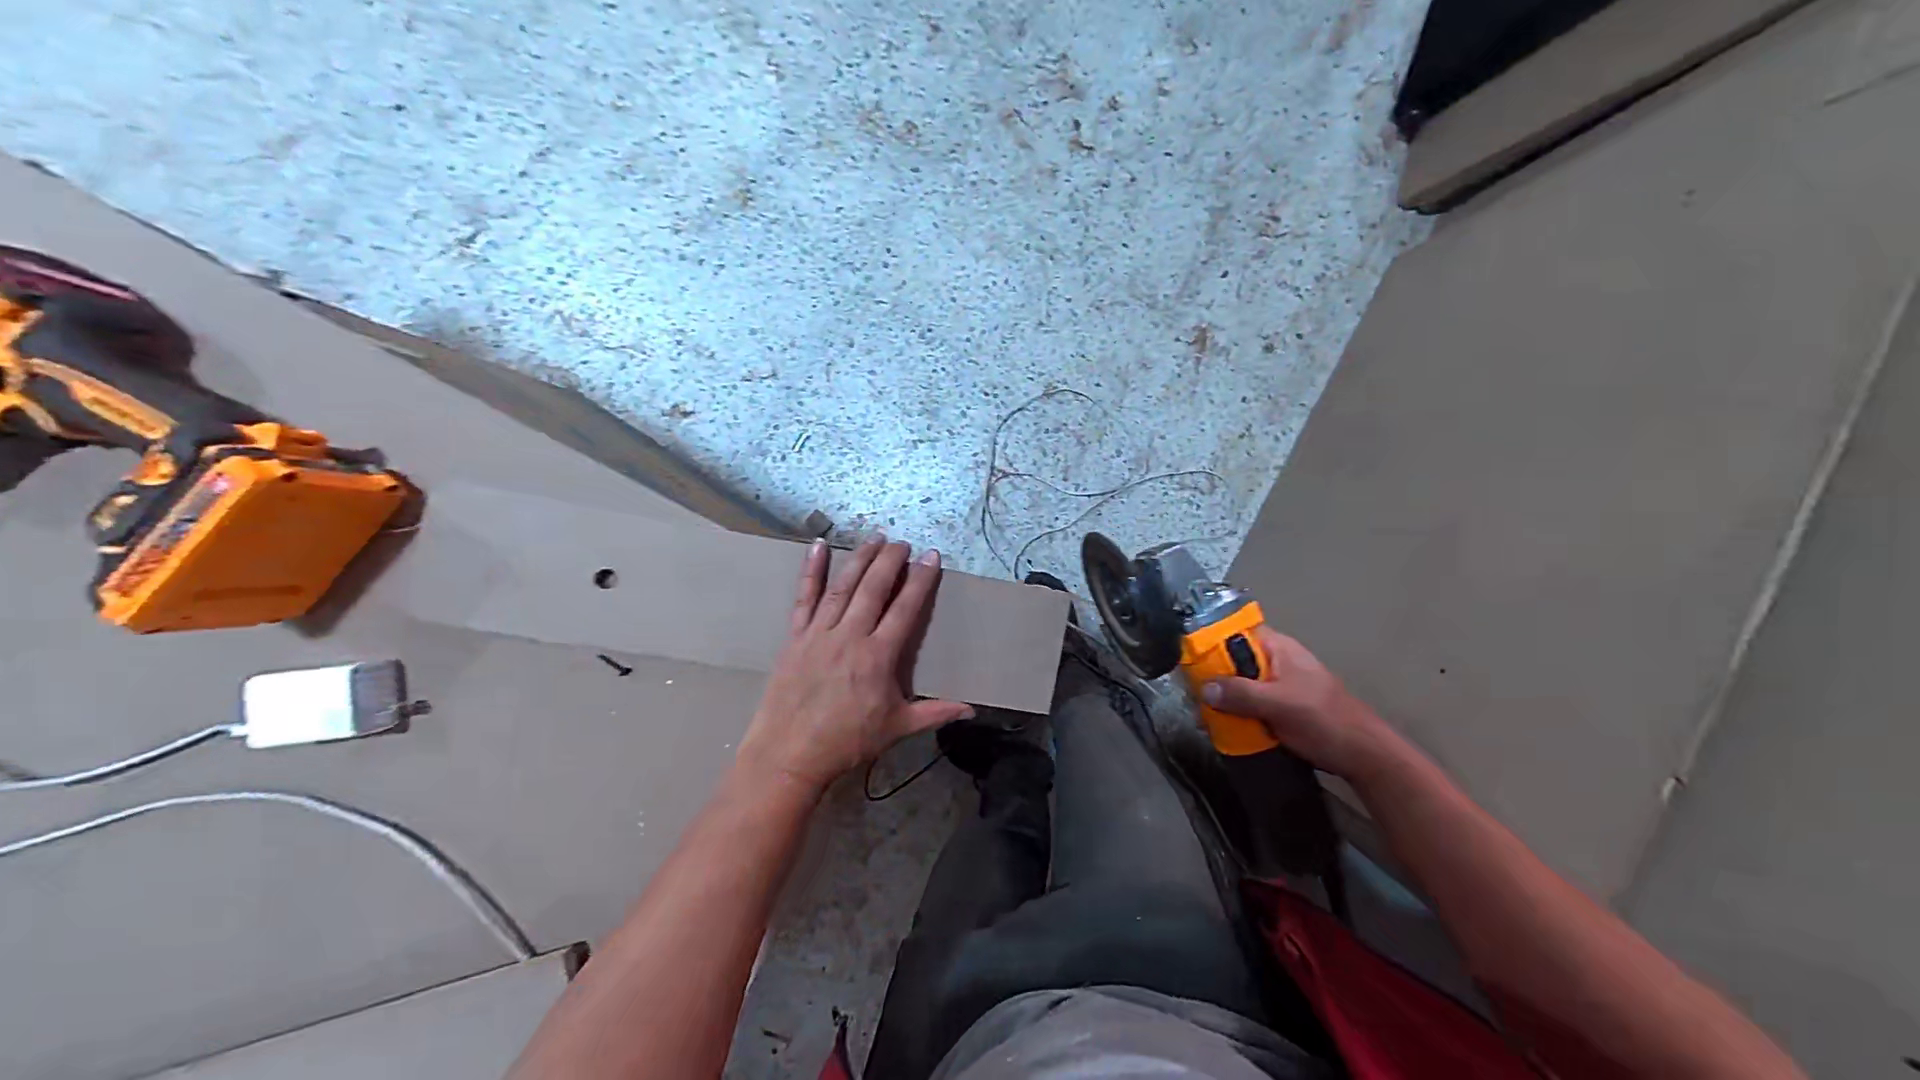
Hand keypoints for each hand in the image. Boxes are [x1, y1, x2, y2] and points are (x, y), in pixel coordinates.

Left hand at [736, 536, 974, 794]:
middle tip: (903, 543)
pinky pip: (804, 598)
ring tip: (875, 539)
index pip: (904, 609)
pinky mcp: (795, 637)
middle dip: (890, 561)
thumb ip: (934, 712)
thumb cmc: (846, 742)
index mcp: (878, 656)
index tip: (930, 557)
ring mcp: (819, 633)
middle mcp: (850, 636)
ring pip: (843, 587)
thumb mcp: (896, 728)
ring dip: (860, 559)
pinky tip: (818, 547)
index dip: (920, 581)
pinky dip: (811, 571)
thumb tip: (971, 709)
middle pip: (873, 589)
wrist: (789, 754)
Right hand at [1201, 627, 1404, 781]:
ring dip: (1224, 699)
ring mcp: (1281, 685)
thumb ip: (1241, 694)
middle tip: (1194, 696)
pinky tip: (1226, 728)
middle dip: (1213, 677)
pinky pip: (1250, 704)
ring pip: (1241, 684)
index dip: (1211, 642)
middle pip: (1234, 660)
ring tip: (1206, 716)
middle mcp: (1278, 661)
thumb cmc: (1325, 722)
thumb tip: (1204, 688)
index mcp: (1279, 649)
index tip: (1189, 660)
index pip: (1236, 632)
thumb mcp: (1279, 705)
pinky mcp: (1282, 707)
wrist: (1365, 757)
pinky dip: (1237, 713)